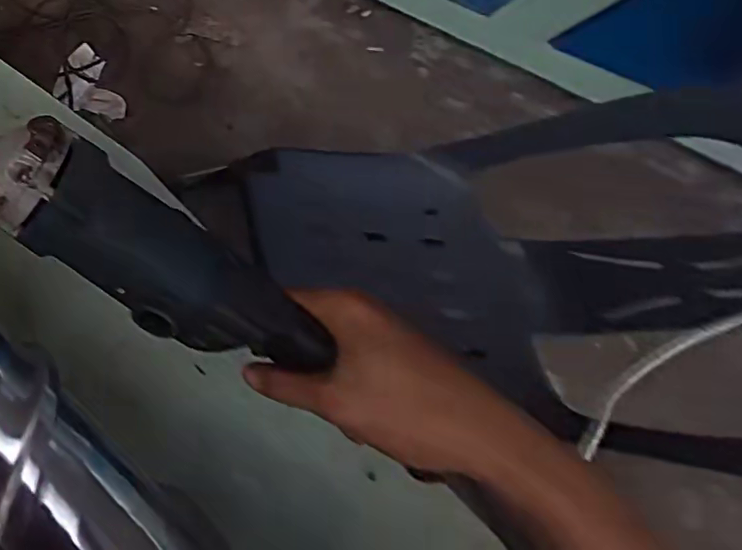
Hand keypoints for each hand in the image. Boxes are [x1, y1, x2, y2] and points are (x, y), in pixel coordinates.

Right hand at [242, 290, 553, 479]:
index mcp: (343, 304)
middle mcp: (364, 306)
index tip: (257, 353)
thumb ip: (286, 384)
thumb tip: (246, 372)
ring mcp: (389, 327)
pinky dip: (357, 382)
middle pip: (311, 325)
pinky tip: (372, 416)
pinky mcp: (408, 351)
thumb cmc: (407, 409)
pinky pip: (363, 357)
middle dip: (305, 362)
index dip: (265, 324)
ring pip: (337, 347)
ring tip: (346, 415)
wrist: (495, 443)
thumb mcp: (336, 403)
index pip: (285, 299)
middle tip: (311, 395)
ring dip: (333, 378)